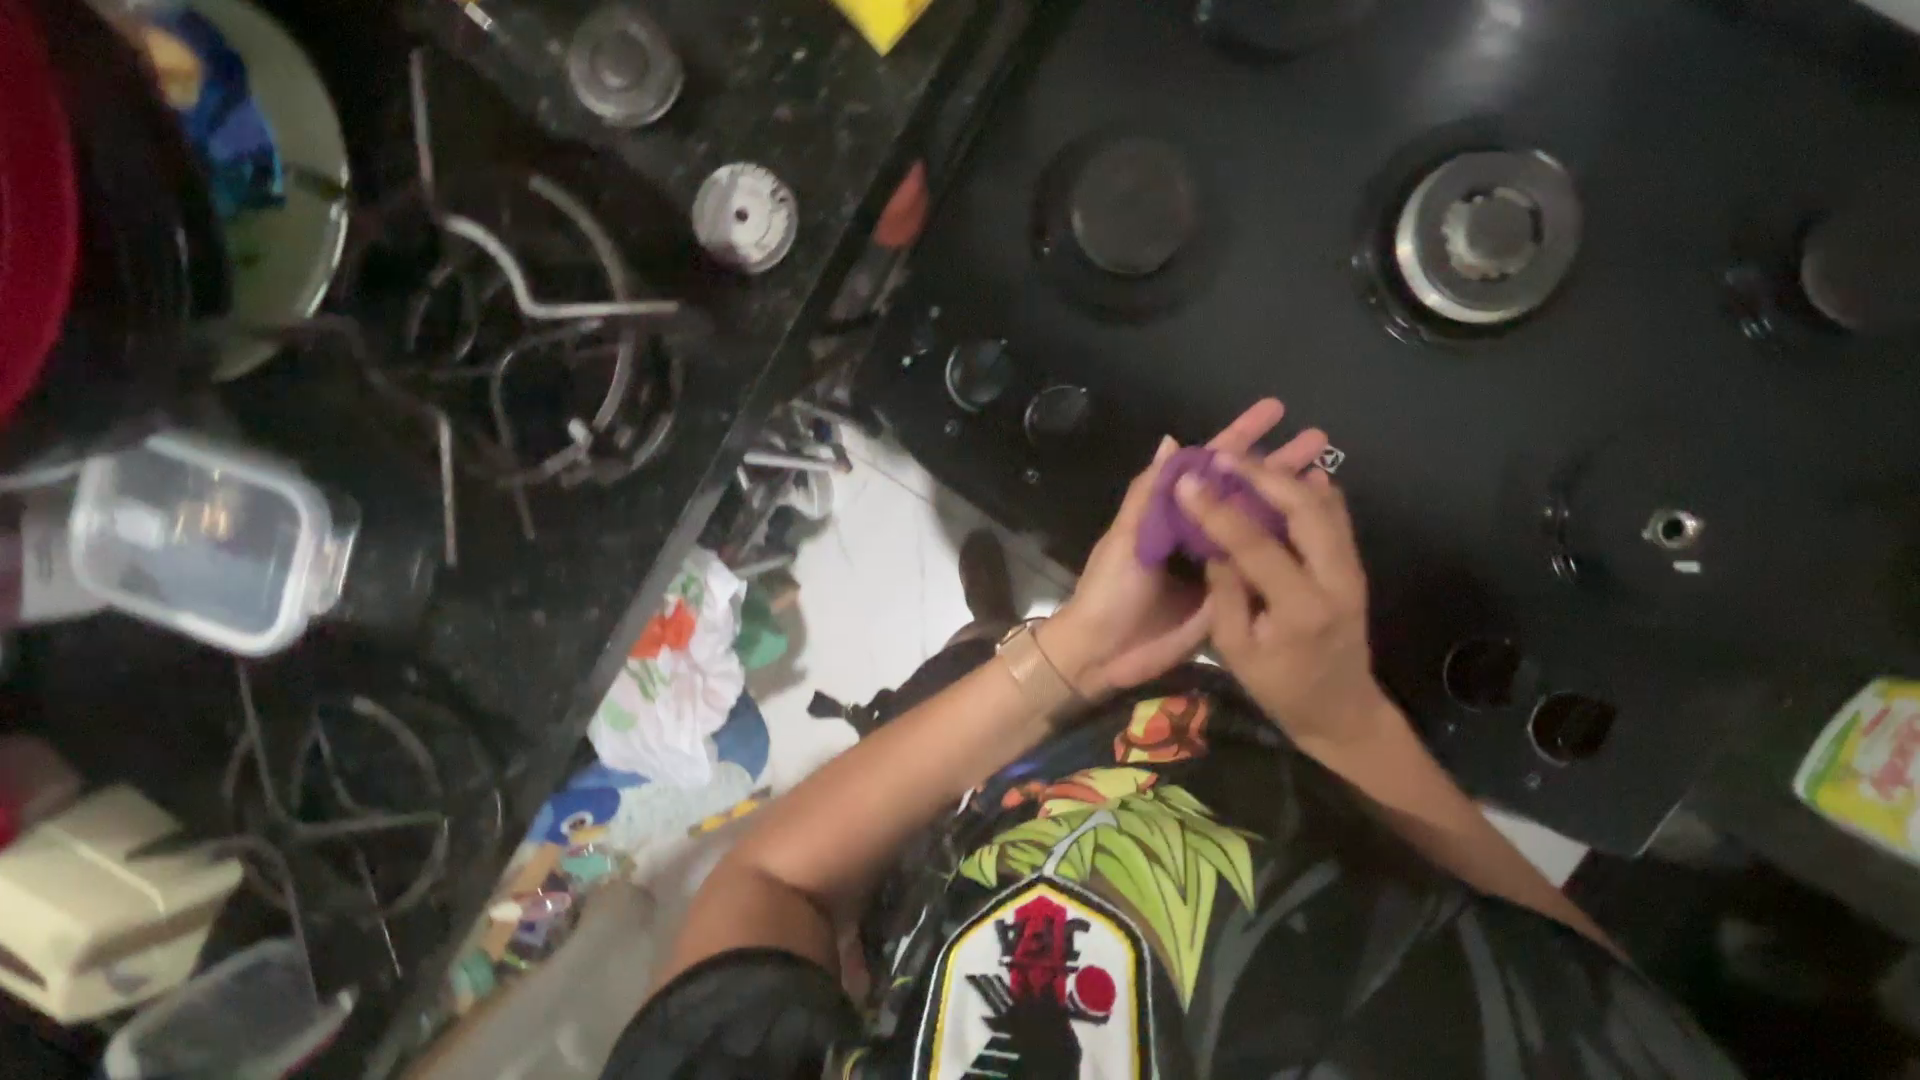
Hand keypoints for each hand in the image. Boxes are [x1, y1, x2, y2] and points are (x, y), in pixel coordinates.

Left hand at [1041, 400, 1329, 696]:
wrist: (1104, 653)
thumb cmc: (1108, 590)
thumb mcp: (1125, 537)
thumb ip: (1150, 493)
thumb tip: (1174, 441)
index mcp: (1170, 511)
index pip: (1211, 466)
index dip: (1241, 437)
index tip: (1276, 410)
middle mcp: (1196, 531)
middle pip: (1243, 489)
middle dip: (1278, 463)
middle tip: (1319, 439)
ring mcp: (1215, 563)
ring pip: (1257, 524)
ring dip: (1289, 500)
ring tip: (1326, 475)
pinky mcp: (1228, 596)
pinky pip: (1258, 566)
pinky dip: (1284, 548)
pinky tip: (1315, 532)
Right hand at [1174, 456, 1396, 745]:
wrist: (1342, 710)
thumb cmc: (1280, 688)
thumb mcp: (1235, 649)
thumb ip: (1224, 591)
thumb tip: (1213, 541)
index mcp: (1300, 609)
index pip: (1256, 545)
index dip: (1219, 510)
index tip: (1188, 483)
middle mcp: (1335, 581)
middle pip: (1304, 509)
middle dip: (1262, 476)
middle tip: (1223, 458)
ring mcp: (1352, 570)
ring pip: (1325, 505)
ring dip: (1286, 477)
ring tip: (1248, 459)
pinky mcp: (1354, 566)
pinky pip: (1336, 516)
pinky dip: (1312, 491)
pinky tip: (1289, 474)